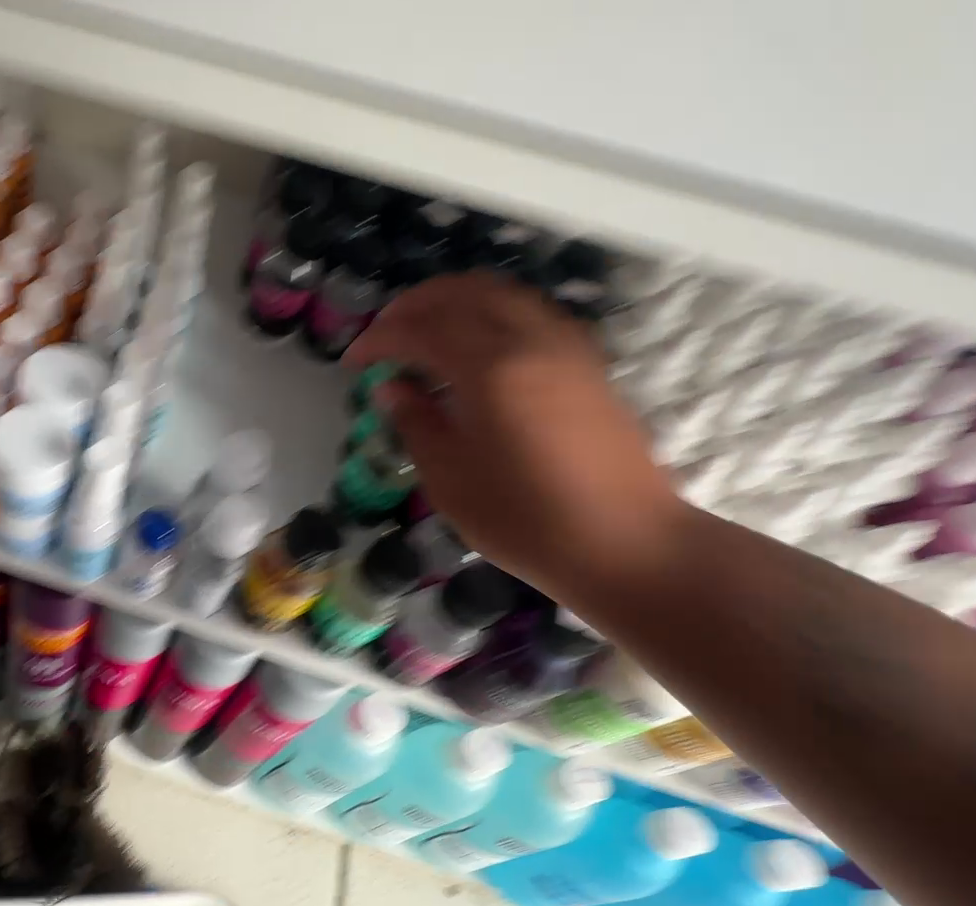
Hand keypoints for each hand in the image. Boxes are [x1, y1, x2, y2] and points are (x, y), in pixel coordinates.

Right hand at [344, 273, 688, 592]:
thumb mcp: (449, 480)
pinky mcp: (586, 362)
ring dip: (454, 301)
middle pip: (464, 293)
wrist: (624, 542)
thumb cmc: (524, 520)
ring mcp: (566, 347)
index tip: (352, 361)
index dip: (379, 339)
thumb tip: (392, 388)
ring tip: (423, 332)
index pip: (421, 330)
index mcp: (490, 371)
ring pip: (502, 294)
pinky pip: (529, 312)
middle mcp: (530, 342)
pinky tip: (474, 347)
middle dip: (414, 305)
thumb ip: (416, 423)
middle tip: (383, 333)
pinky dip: (490, 313)